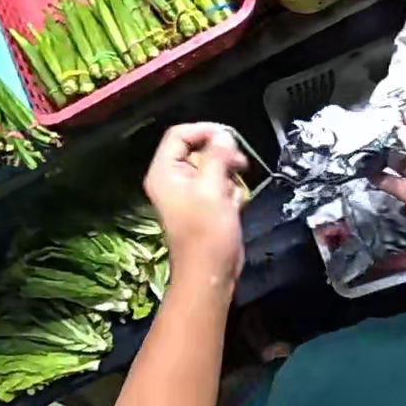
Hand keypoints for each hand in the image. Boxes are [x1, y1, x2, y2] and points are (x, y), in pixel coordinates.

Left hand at [144, 123, 248, 293]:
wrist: (210, 274)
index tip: (230, 137)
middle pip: (199, 149)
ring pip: (213, 167)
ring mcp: (188, 192)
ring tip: (233, 197)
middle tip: (240, 166)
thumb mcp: (213, 189)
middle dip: (222, 157)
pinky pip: (219, 185)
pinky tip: (234, 207)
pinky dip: (229, 192)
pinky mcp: (203, 204)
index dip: (204, 131)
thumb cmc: (207, 233)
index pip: (179, 134)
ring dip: (229, 178)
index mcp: (165, 172)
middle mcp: (173, 179)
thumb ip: (218, 156)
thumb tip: (224, 135)